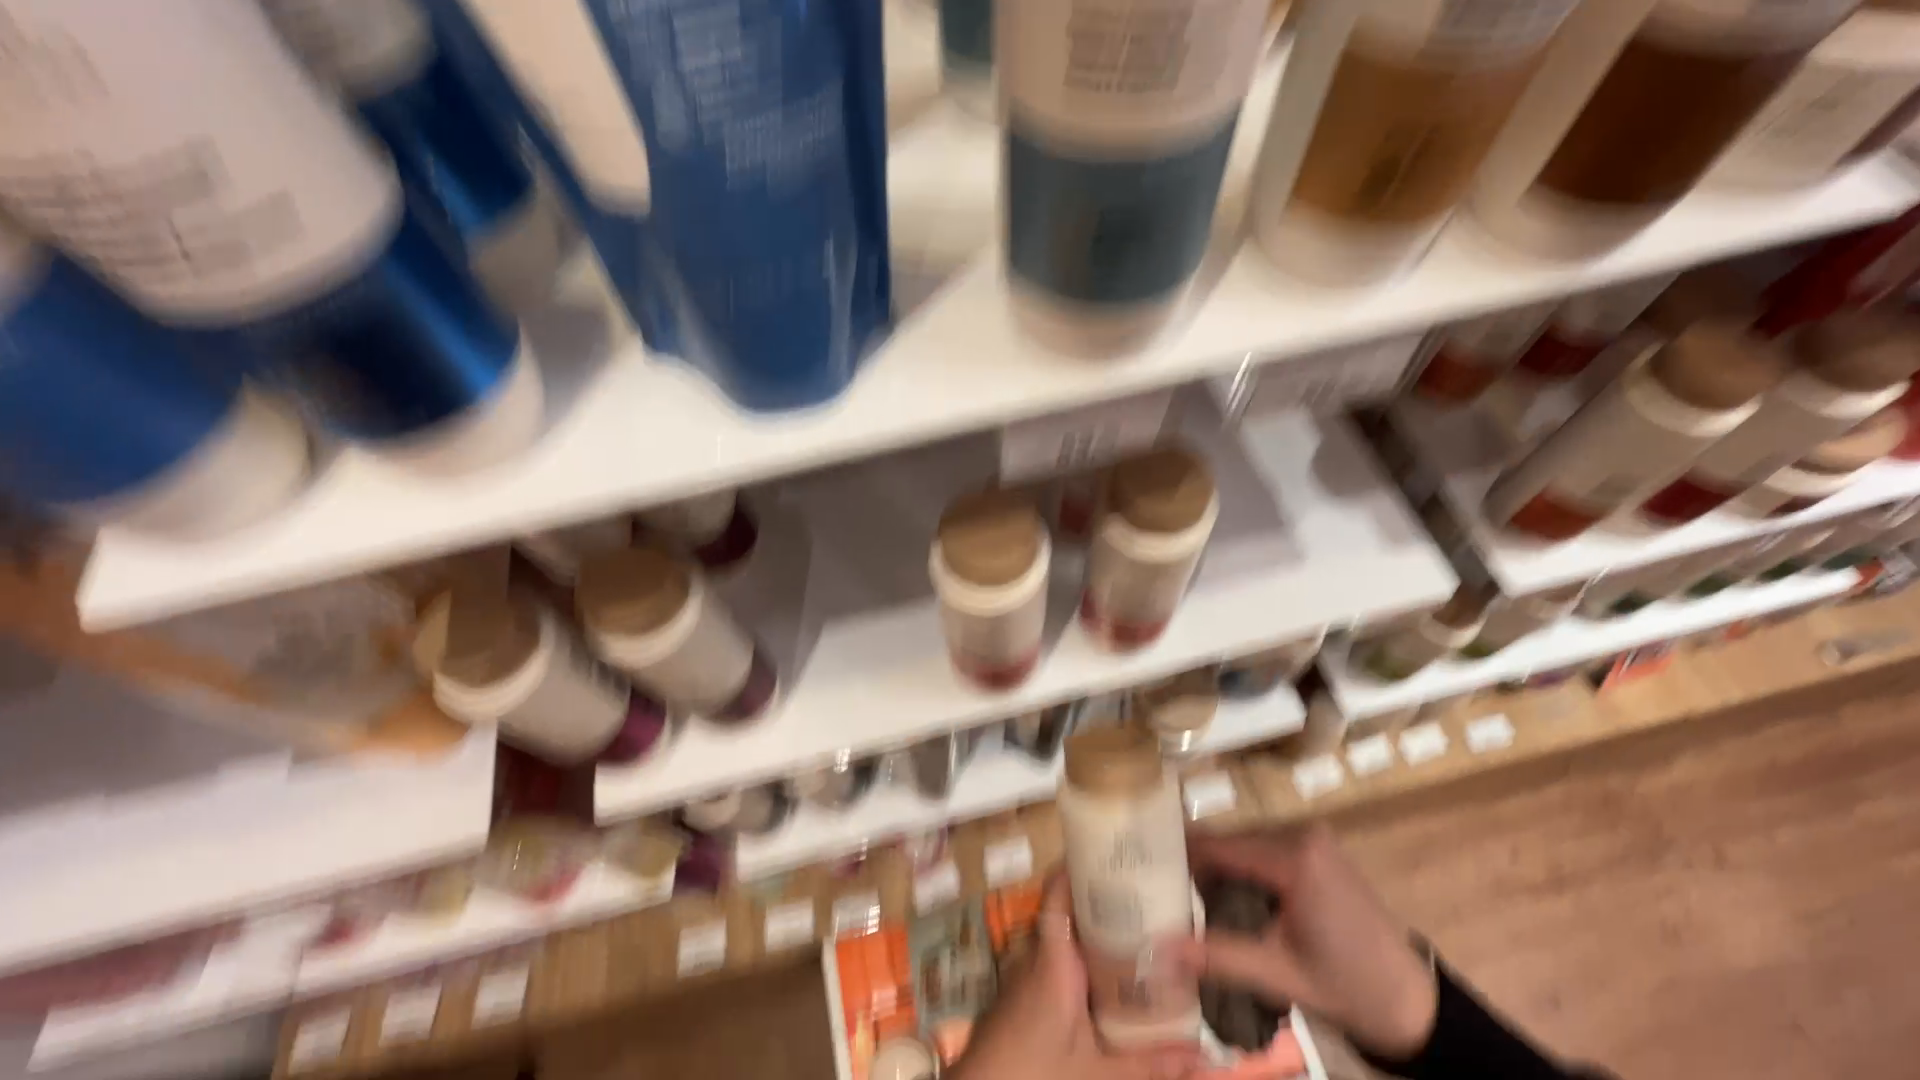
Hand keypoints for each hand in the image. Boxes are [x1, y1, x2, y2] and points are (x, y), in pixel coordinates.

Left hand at [949, 877, 1202, 1079]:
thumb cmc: (1033, 1072)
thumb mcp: (1099, 1072)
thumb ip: (1151, 1063)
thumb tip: (1204, 1057)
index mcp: (1053, 962)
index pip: (1058, 895)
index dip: (1079, 867)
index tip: (1111, 852)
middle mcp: (1034, 960)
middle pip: (1068, 916)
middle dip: (1104, 906)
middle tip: (1146, 897)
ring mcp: (1023, 979)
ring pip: (1061, 944)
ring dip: (1092, 937)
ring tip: (1136, 934)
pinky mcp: (1020, 1001)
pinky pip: (1053, 969)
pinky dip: (1080, 967)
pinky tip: (1107, 984)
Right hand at [1175, 824, 1437, 1061]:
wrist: (1410, 1000)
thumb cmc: (1345, 985)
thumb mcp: (1276, 974)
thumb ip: (1215, 955)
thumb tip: (1155, 950)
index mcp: (1294, 856)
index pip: (1217, 845)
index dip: (1176, 857)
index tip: (1140, 872)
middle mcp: (1302, 833)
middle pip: (1228, 841)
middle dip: (1194, 868)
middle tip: (1158, 896)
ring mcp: (1312, 838)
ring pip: (1243, 844)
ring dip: (1216, 871)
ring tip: (1186, 903)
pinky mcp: (1317, 849)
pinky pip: (1263, 849)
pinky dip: (1240, 871)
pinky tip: (1227, 901)